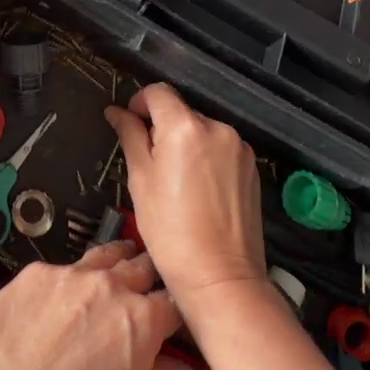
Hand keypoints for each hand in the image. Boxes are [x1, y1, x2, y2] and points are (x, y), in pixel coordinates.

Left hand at [0, 241, 183, 369]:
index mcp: (140, 319)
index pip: (172, 303)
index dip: (175, 308)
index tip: (175, 312)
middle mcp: (110, 286)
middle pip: (140, 267)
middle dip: (147, 274)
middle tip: (150, 279)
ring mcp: (72, 273)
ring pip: (103, 255)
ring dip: (116, 259)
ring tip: (122, 258)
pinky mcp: (37, 271)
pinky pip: (61, 268)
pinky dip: (70, 277)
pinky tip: (63, 289)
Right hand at [105, 84, 266, 304]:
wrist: (220, 278)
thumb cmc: (170, 230)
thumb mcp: (140, 180)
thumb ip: (130, 135)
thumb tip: (116, 111)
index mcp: (185, 126)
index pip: (158, 92)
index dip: (139, 103)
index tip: (131, 125)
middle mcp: (216, 128)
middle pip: (181, 112)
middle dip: (163, 128)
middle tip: (151, 164)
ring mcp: (239, 147)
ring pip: (202, 131)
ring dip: (187, 143)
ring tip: (178, 182)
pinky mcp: (252, 168)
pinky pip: (222, 149)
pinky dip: (207, 159)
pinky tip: (200, 191)